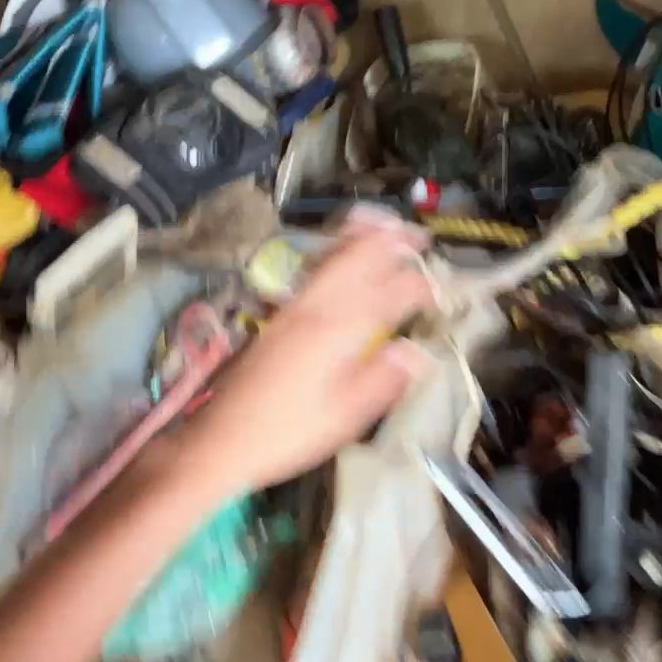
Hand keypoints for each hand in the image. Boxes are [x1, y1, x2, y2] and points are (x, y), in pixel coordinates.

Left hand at [178, 213, 435, 492]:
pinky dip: (335, 250)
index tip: (439, 290)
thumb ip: (382, 380)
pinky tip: (340, 251)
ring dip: (362, 237)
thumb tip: (416, 354)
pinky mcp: (279, 315)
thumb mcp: (344, 417)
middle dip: (390, 242)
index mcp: (337, 332)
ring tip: (384, 223)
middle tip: (417, 234)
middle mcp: (315, 308)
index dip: (418, 287)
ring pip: (332, 258)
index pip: (388, 295)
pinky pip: (314, 269)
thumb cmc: (287, 433)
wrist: (221, 438)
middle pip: (357, 260)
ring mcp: (293, 307)